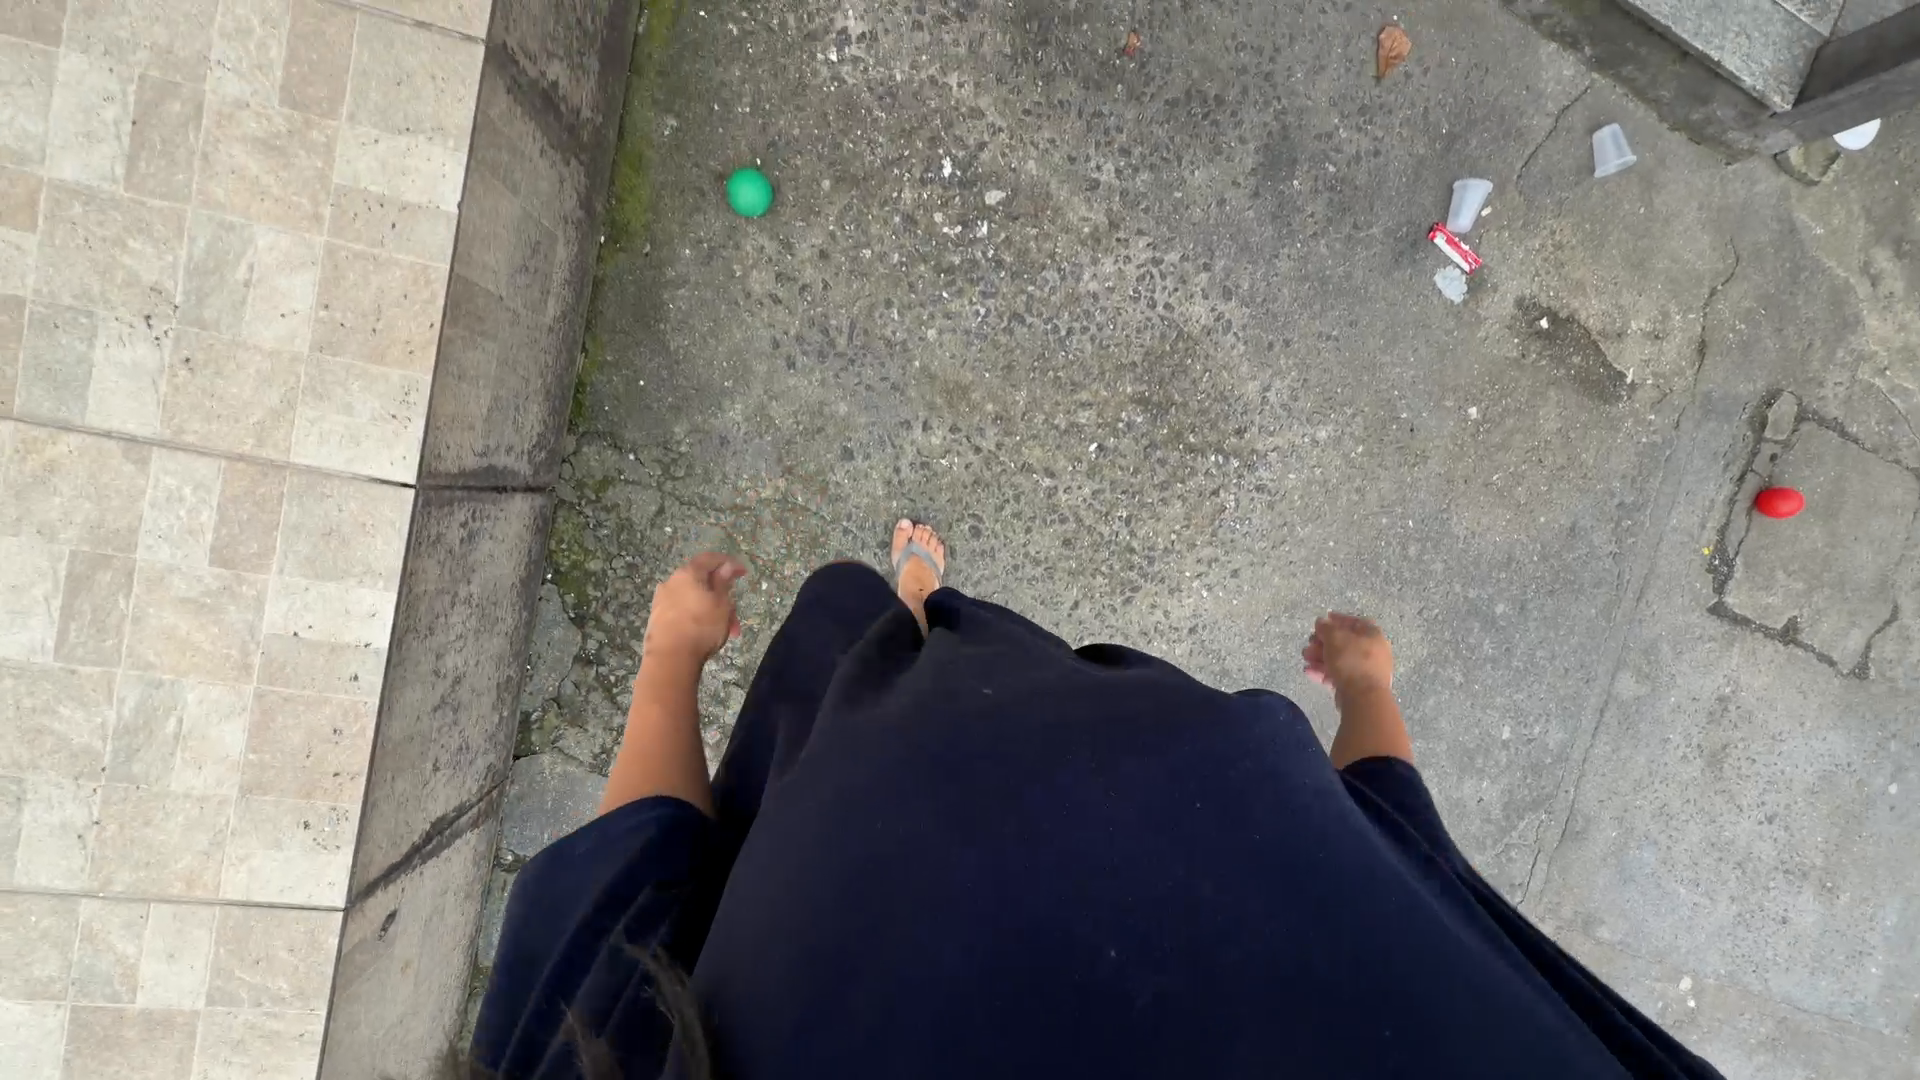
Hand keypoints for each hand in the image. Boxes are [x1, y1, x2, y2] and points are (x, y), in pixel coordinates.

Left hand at [642, 553, 746, 664]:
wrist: (670, 659)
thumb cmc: (702, 626)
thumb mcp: (721, 603)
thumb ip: (723, 582)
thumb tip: (725, 566)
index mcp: (687, 573)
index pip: (709, 559)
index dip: (728, 563)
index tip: (743, 572)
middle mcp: (671, 582)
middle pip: (702, 582)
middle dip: (722, 596)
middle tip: (735, 613)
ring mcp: (661, 601)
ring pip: (694, 599)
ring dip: (712, 611)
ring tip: (726, 631)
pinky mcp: (657, 618)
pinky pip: (683, 611)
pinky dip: (697, 617)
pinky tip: (706, 633)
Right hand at [1302, 612, 1393, 696]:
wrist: (1363, 696)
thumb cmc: (1351, 660)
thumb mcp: (1335, 638)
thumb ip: (1326, 627)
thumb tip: (1322, 622)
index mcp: (1372, 635)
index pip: (1355, 622)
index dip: (1338, 619)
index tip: (1323, 620)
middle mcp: (1373, 651)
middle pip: (1344, 642)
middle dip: (1323, 642)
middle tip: (1309, 643)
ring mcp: (1366, 669)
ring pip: (1339, 658)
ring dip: (1320, 657)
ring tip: (1306, 659)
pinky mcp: (1358, 685)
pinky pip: (1339, 673)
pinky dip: (1324, 671)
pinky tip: (1309, 672)